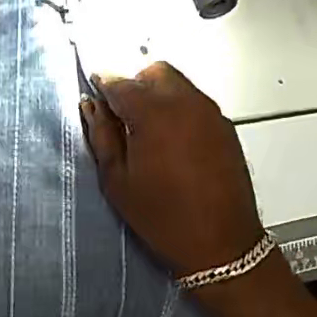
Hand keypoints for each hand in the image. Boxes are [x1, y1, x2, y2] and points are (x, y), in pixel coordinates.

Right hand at [79, 62, 265, 277]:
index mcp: (154, 114)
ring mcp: (210, 113)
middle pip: (153, 71)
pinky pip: (195, 102)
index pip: (120, 82)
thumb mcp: (118, 181)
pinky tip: (170, 140)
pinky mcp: (225, 127)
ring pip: (177, 83)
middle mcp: (185, 103)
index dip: (102, 84)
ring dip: (156, 94)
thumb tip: (91, 106)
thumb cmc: (163, 217)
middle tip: (120, 114)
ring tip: (145, 129)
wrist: (222, 245)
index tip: (93, 93)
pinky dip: (177, 108)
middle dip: (133, 84)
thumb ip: (102, 136)